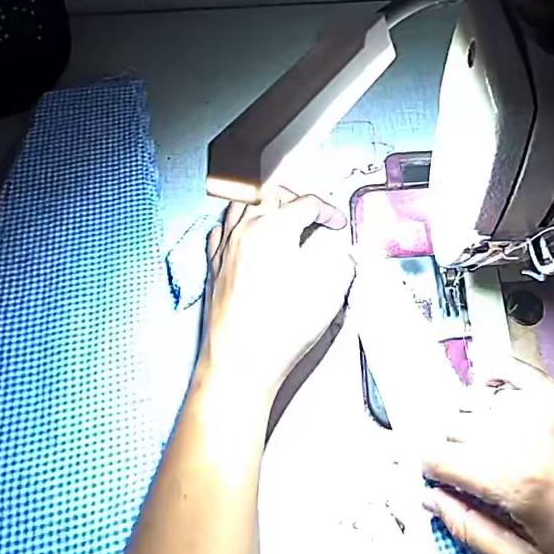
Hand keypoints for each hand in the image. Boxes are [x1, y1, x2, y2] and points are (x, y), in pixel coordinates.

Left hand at [197, 187, 355, 411]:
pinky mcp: (213, 267)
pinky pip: (220, 230)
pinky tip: (243, 235)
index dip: (328, 210)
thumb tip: (341, 254)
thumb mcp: (328, 291)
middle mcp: (244, 231)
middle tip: (308, 211)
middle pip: (266, 191)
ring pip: (239, 204)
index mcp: (273, 229)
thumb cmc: (279, 330)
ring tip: (277, 214)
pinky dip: (235, 224)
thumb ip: (340, 262)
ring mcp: (224, 248)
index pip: (305, 202)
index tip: (336, 223)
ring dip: (261, 203)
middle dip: (292, 195)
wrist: (240, 362)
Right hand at [422, 362, 553, 553]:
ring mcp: (545, 405)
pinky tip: (490, 392)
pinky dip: (490, 377)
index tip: (439, 484)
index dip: (428, 471)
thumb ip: (472, 532)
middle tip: (469, 475)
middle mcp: (523, 432)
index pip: (436, 455)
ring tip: (487, 446)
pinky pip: (508, 369)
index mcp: (515, 481)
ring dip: (468, 421)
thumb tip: (431, 499)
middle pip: (451, 424)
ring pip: (473, 399)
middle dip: (448, 448)